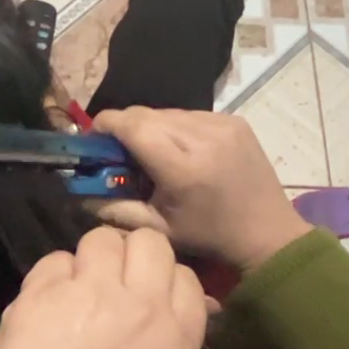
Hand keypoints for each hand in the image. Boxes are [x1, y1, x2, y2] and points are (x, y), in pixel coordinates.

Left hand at [0, 227, 207, 348]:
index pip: (185, 276)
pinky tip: (41, 310)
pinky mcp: (45, 290)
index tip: (140, 296)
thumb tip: (164, 315)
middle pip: (149, 242)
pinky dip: (51, 279)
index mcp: (179, 341)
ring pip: (101, 238)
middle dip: (130, 255)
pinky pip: (55, 260)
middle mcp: (143, 306)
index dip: (160, 280)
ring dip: (89, 259)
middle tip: (107, 282)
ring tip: (72, 293)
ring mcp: (93, 293)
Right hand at [90, 107, 311, 271]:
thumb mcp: (158, 230)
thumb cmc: (209, 236)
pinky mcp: (235, 120)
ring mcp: (223, 125)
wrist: (268, 234)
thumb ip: (115, 209)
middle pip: (147, 114)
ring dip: (150, 126)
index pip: (133, 126)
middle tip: (116, 150)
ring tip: (149, 151)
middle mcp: (203, 137)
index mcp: (182, 167)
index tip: (93, 135)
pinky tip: (178, 149)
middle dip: (125, 127)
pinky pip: (190, 114)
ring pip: (167, 112)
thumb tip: (80, 193)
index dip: (106, 124)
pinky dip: (175, 127)